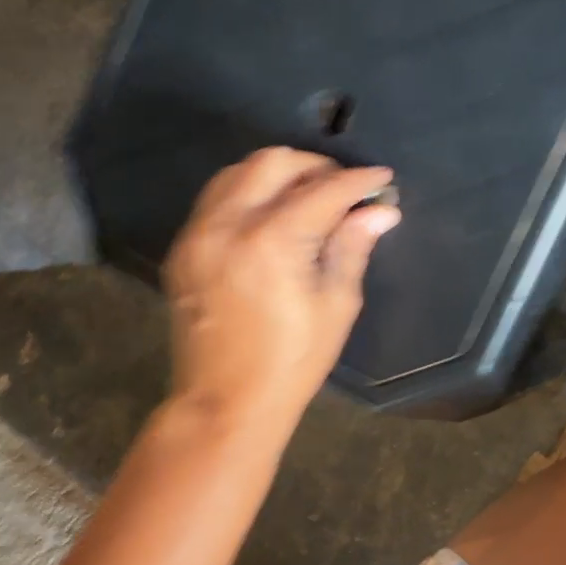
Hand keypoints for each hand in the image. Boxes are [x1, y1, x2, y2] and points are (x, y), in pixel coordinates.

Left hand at [162, 148, 400, 420]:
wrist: (225, 401)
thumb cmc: (293, 360)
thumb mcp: (336, 305)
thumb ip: (352, 247)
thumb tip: (381, 211)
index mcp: (272, 242)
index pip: (323, 190)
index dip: (358, 181)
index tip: (382, 178)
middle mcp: (228, 225)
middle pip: (274, 162)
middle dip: (315, 167)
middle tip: (344, 189)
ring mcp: (198, 234)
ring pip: (238, 172)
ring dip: (279, 175)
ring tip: (309, 197)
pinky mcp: (183, 248)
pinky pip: (217, 199)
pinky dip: (249, 194)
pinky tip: (273, 216)